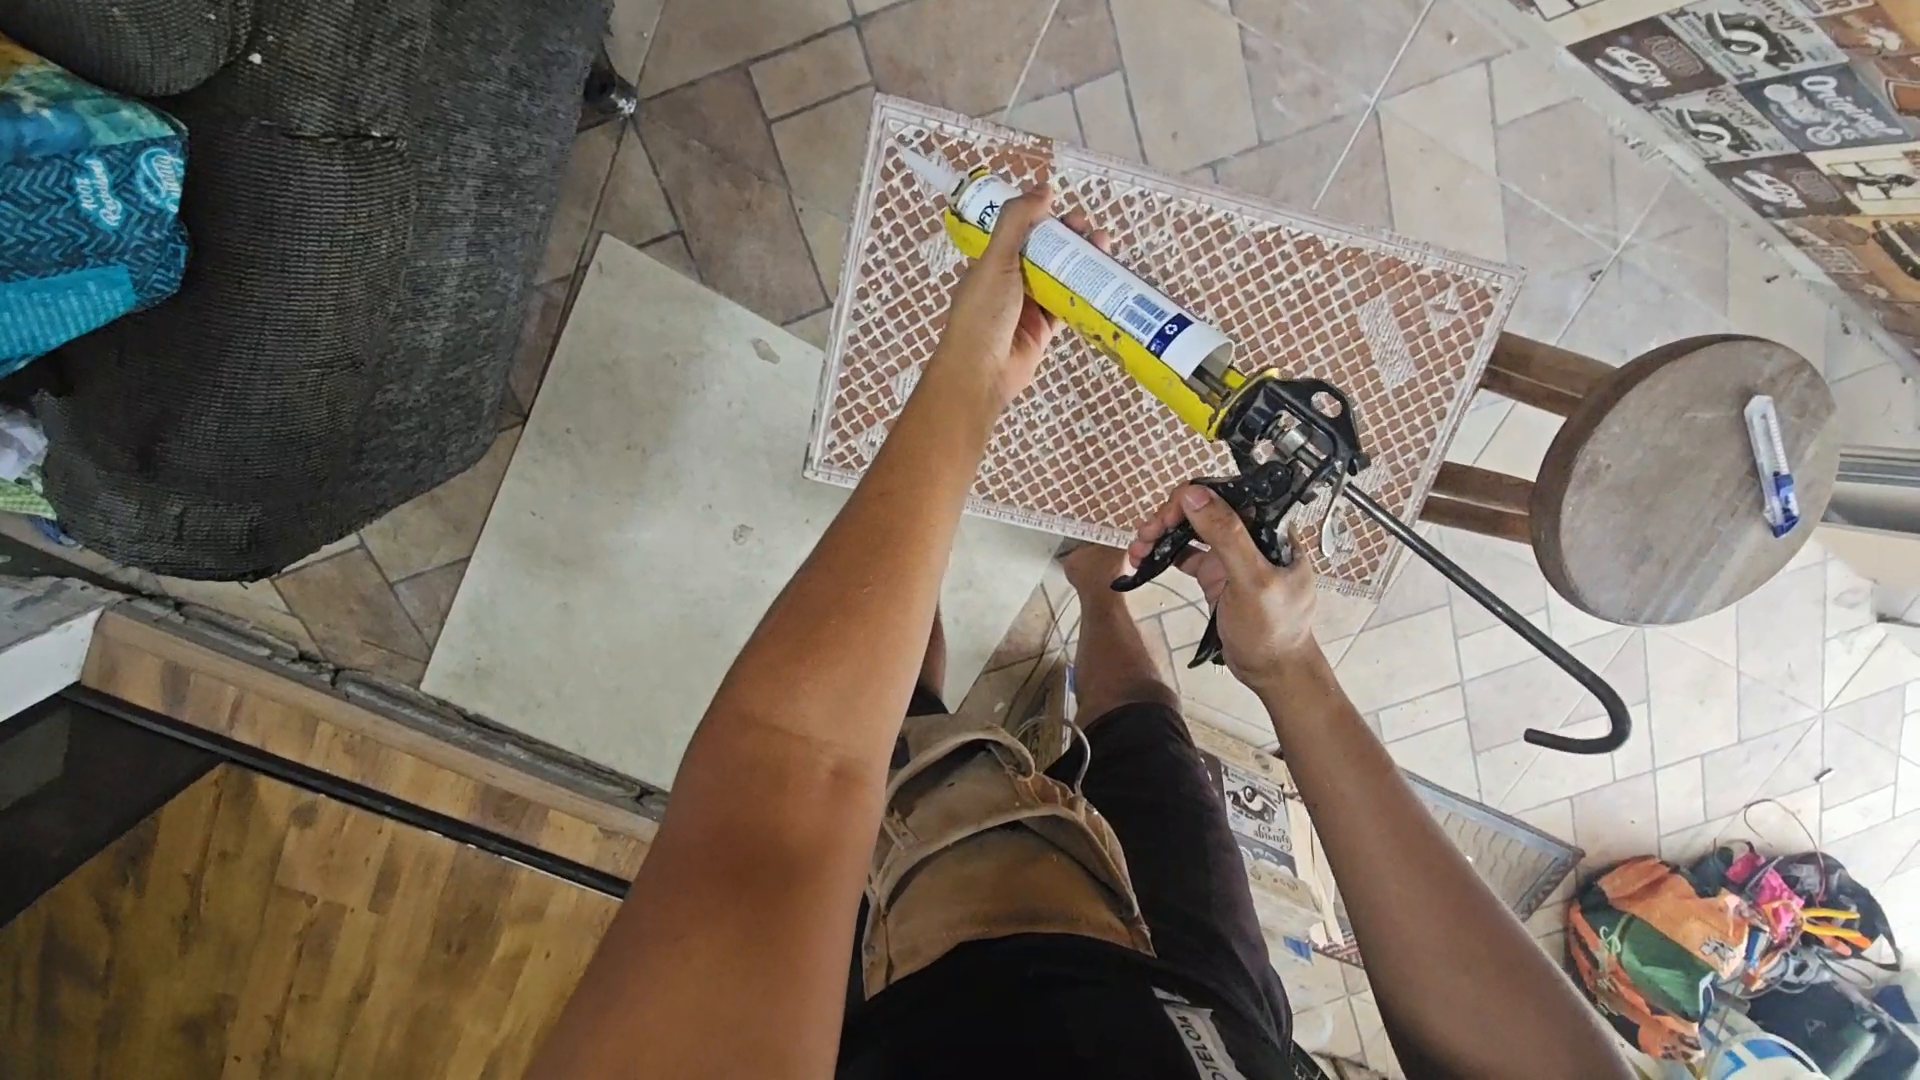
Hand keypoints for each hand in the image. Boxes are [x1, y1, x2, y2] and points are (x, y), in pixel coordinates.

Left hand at [929, 189, 1108, 408]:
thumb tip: (1044, 188)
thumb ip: (1016, 222)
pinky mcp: (1043, 330)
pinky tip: (1103, 278)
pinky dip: (1083, 293)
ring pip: (1058, 277)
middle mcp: (1008, 282)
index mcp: (990, 263)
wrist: (980, 373)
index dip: (1039, 218)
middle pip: (1042, 252)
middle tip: (1088, 227)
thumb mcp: (995, 260)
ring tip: (1102, 245)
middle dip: (1066, 237)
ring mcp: (1026, 307)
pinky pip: (1066, 306)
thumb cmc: (982, 314)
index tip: (1061, 207)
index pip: (1017, 231)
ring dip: (1079, 261)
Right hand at [1129, 486, 1319, 687]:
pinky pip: (1186, 554)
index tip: (1167, 519)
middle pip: (1203, 511)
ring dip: (1162, 535)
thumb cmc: (1273, 630)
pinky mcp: (1216, 575)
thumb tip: (1194, 495)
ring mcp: (1231, 556)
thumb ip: (1226, 536)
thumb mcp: (1251, 581)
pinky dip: (1164, 554)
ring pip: (1190, 531)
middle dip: (1169, 519)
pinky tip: (1147, 561)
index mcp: (1268, 529)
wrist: (1272, 672)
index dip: (1192, 500)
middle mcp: (1250, 537)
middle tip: (1145, 536)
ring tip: (1138, 550)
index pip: (1227, 496)